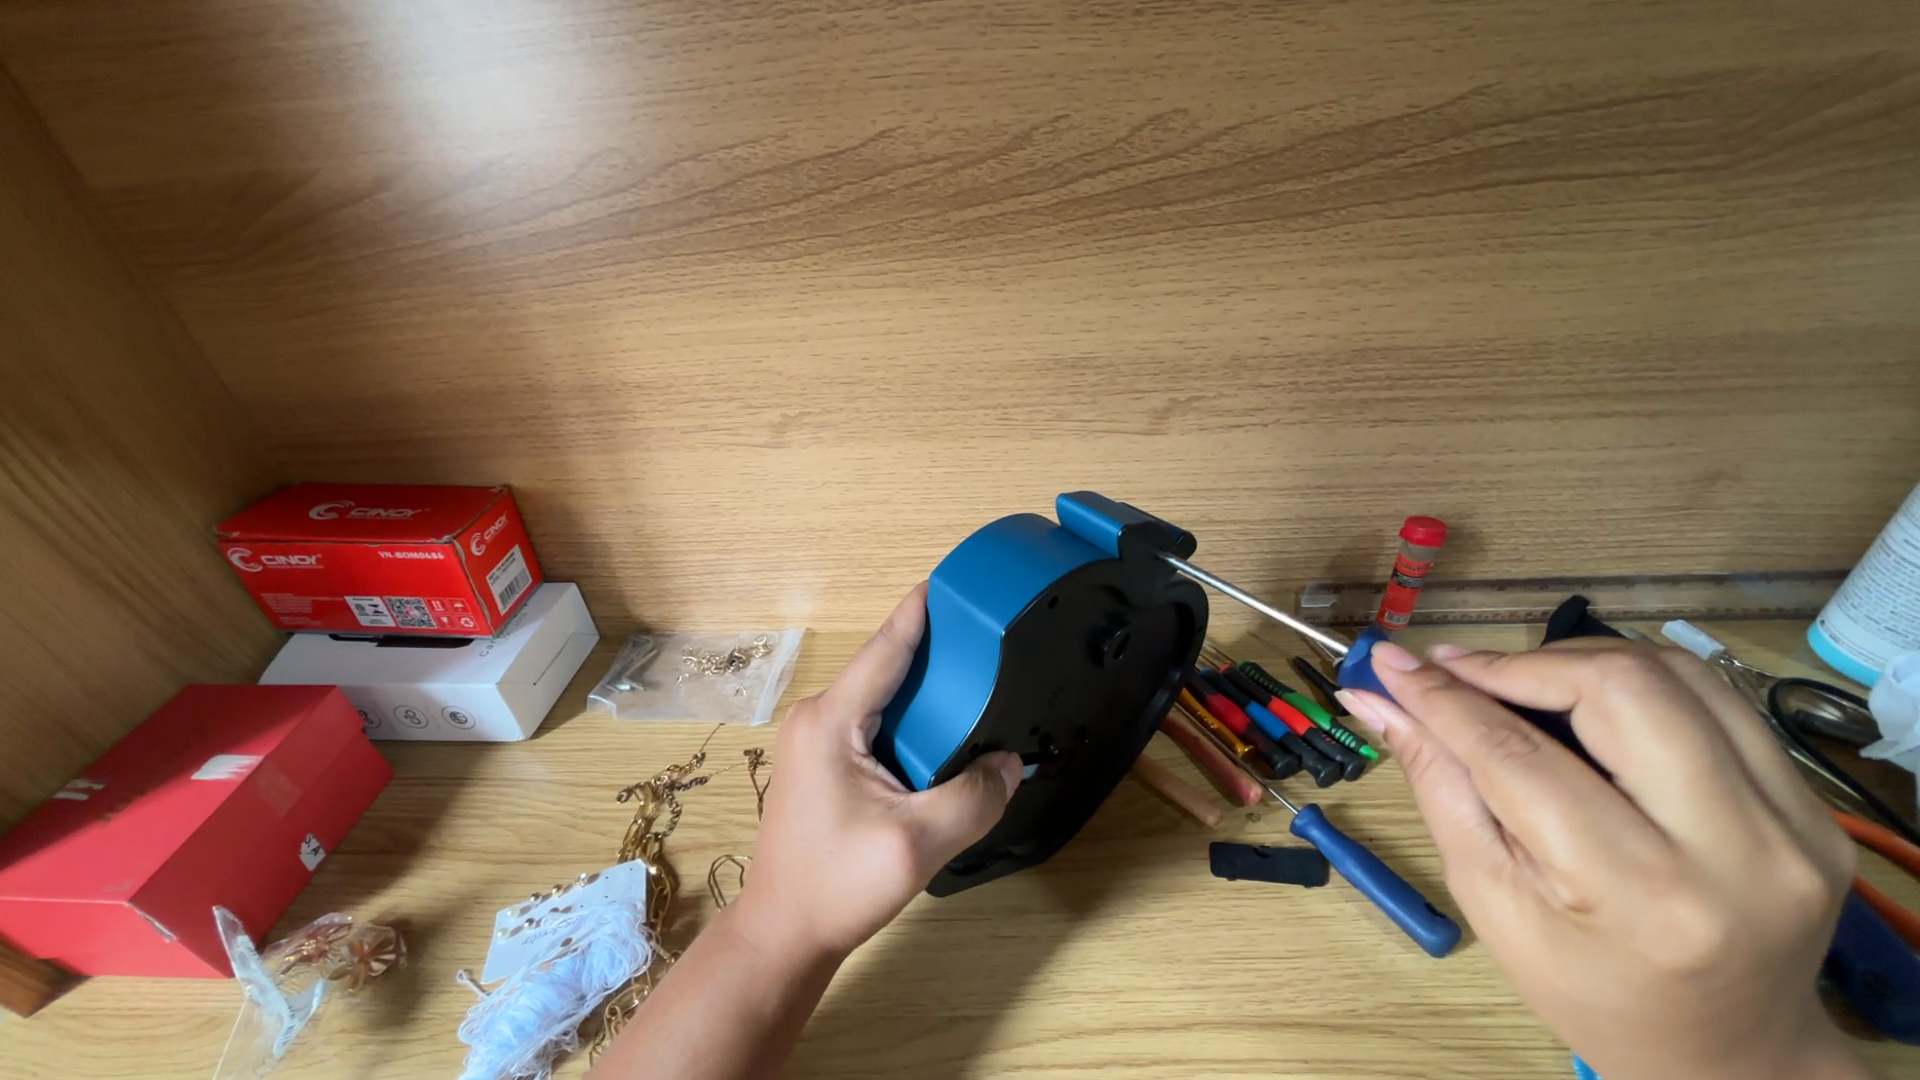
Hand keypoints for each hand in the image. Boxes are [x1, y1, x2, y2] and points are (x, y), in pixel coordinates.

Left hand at [733, 582, 1022, 960]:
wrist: (783, 932)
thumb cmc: (836, 886)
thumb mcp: (916, 844)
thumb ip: (972, 799)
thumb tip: (1011, 763)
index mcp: (831, 720)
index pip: (885, 648)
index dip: (919, 610)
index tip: (951, 578)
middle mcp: (818, 717)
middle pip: (885, 667)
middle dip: (933, 649)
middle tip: (984, 637)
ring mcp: (815, 739)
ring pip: (881, 695)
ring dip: (922, 687)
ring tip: (973, 678)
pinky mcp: (822, 760)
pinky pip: (873, 721)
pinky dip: (909, 717)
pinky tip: (942, 728)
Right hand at [1338, 638, 1866, 1079]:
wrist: (1726, 1049)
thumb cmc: (1581, 982)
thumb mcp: (1486, 892)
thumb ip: (1436, 780)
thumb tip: (1374, 698)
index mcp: (1636, 892)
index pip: (1517, 755)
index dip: (1442, 698)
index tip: (1388, 661)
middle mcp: (1737, 848)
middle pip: (1620, 688)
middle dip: (1518, 663)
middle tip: (1455, 670)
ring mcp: (1792, 821)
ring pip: (1672, 673)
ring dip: (1571, 660)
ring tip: (1512, 682)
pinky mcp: (1811, 802)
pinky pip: (1711, 696)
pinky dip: (1627, 679)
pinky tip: (1578, 699)